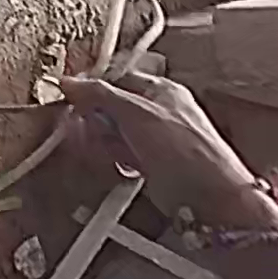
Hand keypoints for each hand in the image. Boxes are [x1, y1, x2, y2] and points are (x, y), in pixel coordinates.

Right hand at [59, 72, 277, 229]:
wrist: (209, 199)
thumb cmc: (183, 150)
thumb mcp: (135, 113)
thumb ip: (99, 94)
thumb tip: (68, 82)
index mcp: (160, 90)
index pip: (115, 79)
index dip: (93, 90)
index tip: (76, 100)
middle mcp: (157, 110)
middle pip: (108, 106)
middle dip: (98, 120)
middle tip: (100, 131)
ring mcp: (153, 136)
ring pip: (111, 130)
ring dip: (105, 142)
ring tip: (116, 152)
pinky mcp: (149, 160)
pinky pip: (118, 151)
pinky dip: (114, 157)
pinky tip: (122, 164)